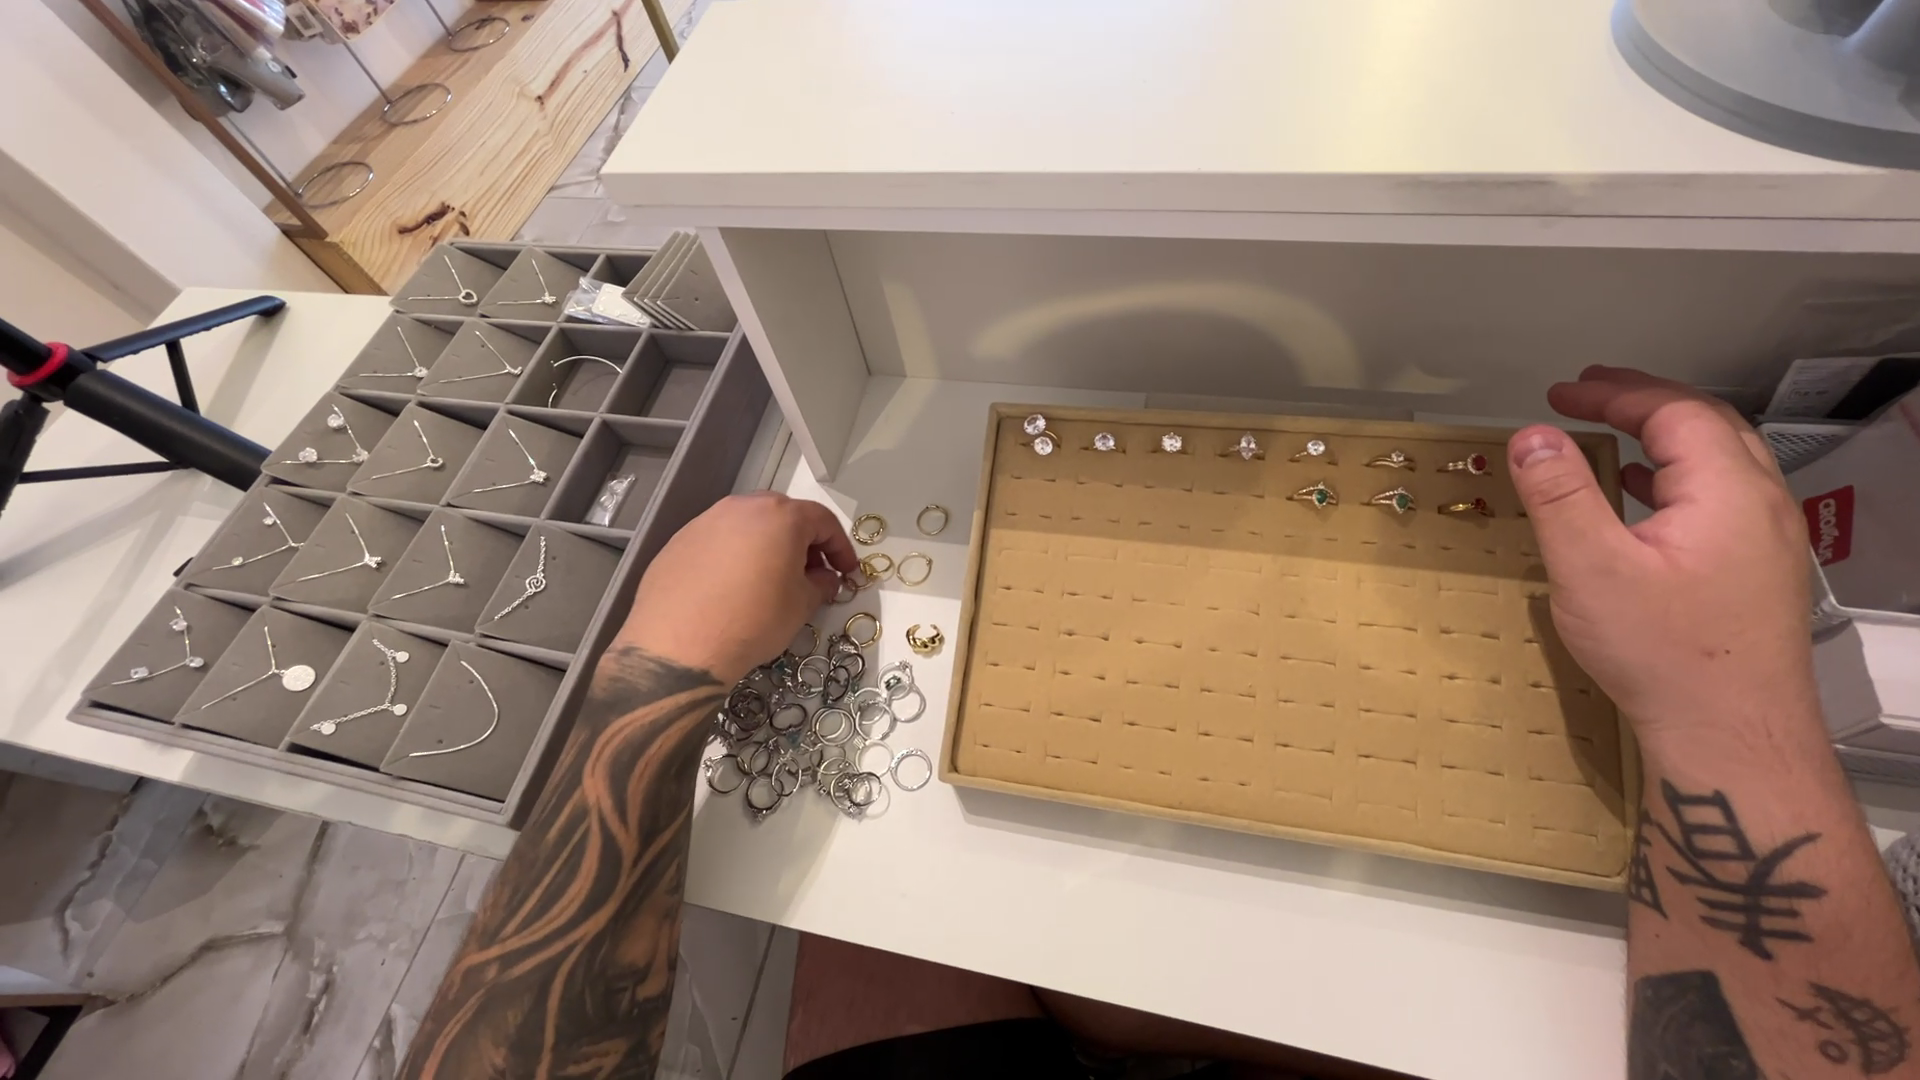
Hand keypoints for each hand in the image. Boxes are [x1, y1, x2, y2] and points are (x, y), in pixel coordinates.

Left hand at [615, 493, 856, 683]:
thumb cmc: (753, 620)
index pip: (823, 521)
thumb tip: (823, 578)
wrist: (678, 644)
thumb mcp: (801, 605)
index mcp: (780, 516)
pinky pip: (719, 541)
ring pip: (748, 526)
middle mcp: (742, 507)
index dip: (840, 548)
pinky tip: (733, 588)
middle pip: (784, 515)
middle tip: (810, 573)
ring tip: (771, 580)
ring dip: (767, 546)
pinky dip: (735, 556)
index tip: (846, 572)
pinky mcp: (679, 541)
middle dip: (803, 542)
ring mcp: (706, 521)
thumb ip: (820, 584)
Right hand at [1506, 367, 1817, 753]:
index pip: (1676, 414)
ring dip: (1664, 435)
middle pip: (1711, 427)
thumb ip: (1560, 495)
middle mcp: (1763, 505)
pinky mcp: (1758, 571)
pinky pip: (1720, 497)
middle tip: (1587, 395)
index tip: (1558, 393)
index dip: (1615, 395)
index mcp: (1728, 493)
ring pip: (1722, 462)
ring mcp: (1769, 540)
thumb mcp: (1590, 567)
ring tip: (1612, 431)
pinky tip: (1643, 495)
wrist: (1730, 731)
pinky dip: (1674, 476)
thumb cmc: (1658, 648)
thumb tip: (1531, 435)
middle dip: (1645, 402)